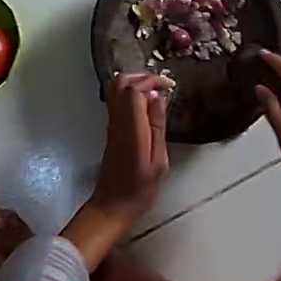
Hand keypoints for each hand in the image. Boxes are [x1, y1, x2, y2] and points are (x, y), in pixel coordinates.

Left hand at [89, 72, 172, 221]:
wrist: (113, 204)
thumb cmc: (140, 189)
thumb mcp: (159, 162)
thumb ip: (158, 127)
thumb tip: (159, 98)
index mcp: (131, 129)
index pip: (133, 90)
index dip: (151, 80)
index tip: (169, 84)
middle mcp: (118, 121)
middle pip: (120, 83)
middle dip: (142, 76)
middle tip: (163, 84)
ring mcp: (112, 123)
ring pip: (115, 89)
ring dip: (135, 82)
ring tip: (157, 90)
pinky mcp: (111, 128)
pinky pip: (116, 100)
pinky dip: (131, 92)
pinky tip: (147, 103)